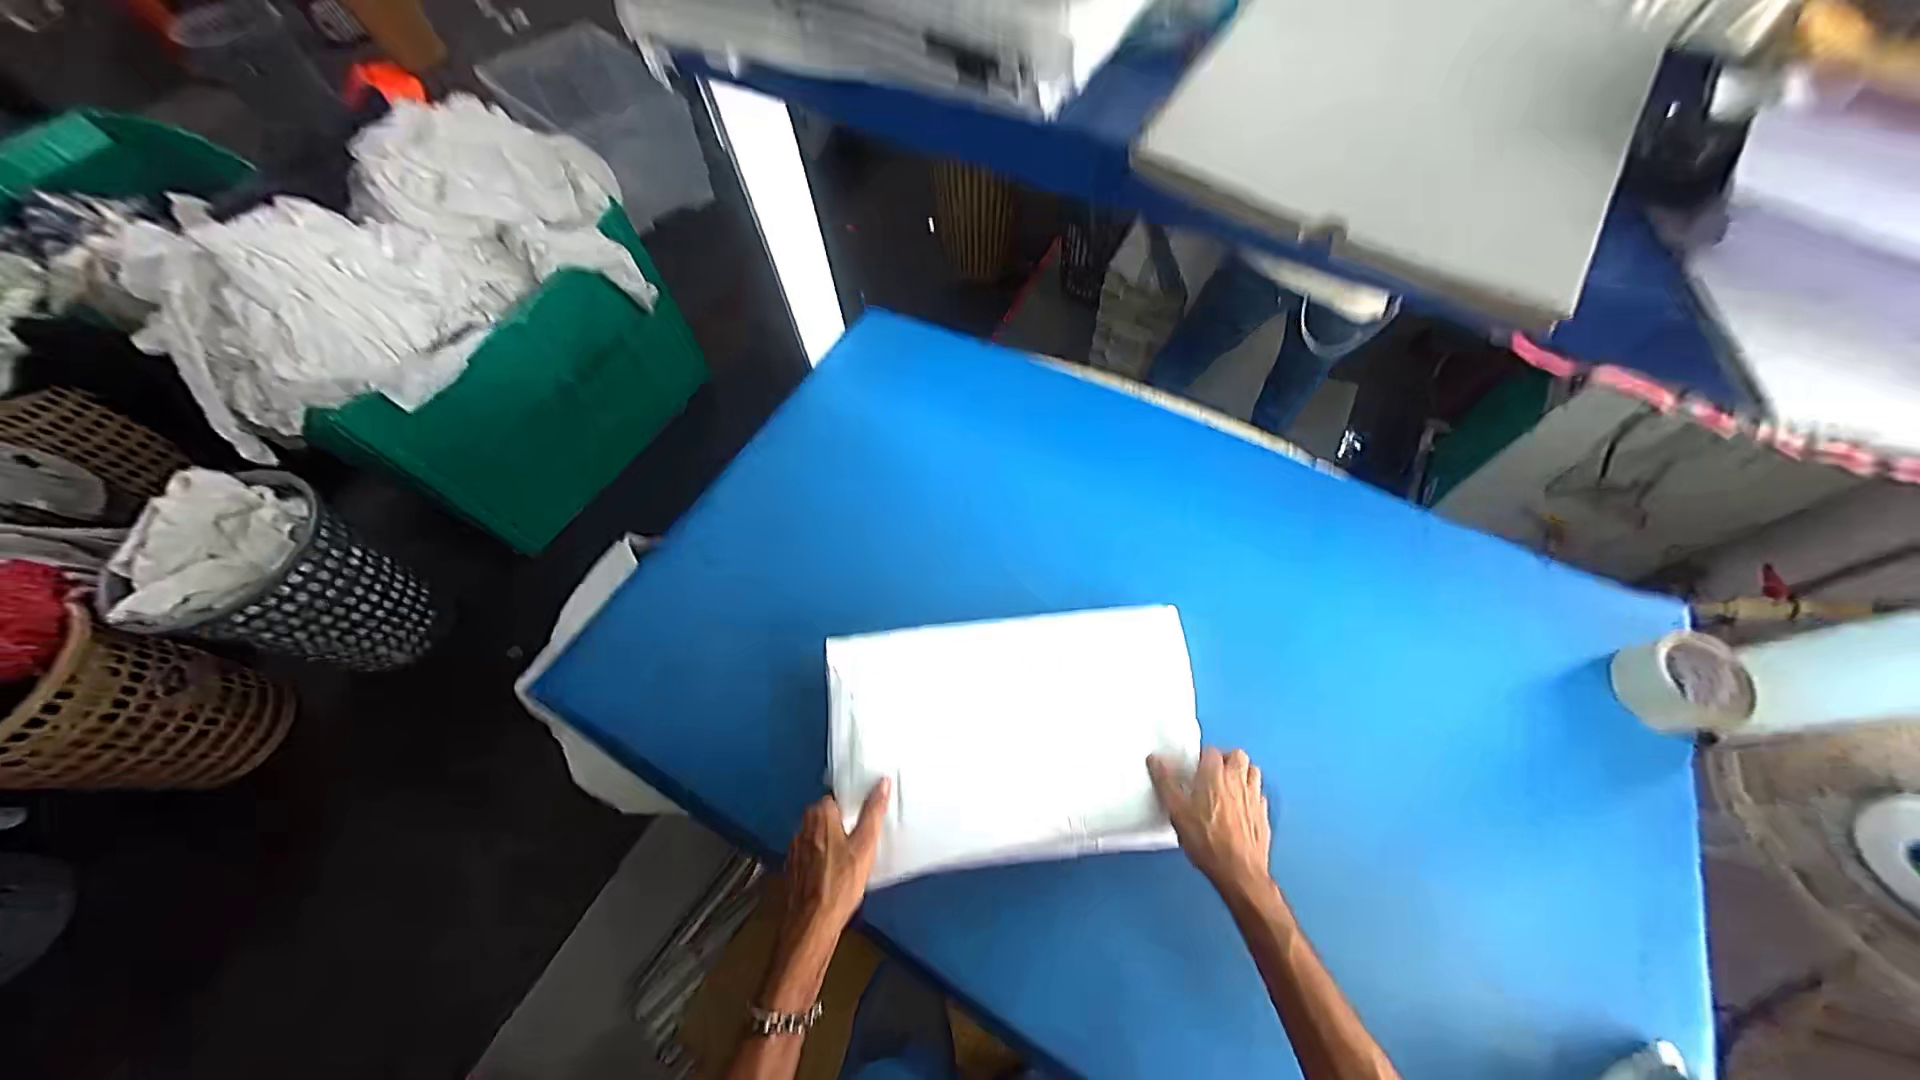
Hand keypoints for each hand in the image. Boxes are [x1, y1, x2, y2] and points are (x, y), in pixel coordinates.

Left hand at [783, 778, 890, 940]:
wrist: (811, 926)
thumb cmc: (840, 884)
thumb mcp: (865, 846)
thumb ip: (874, 812)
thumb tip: (882, 783)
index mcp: (819, 815)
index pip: (836, 799)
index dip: (851, 808)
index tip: (863, 820)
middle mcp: (802, 828)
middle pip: (825, 817)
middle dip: (841, 825)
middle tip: (859, 841)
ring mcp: (794, 850)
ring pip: (816, 837)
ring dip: (829, 843)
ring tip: (848, 861)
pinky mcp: (792, 870)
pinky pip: (809, 856)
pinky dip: (820, 861)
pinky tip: (832, 876)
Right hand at [1148, 747, 1272, 896]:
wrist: (1239, 871)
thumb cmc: (1205, 840)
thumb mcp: (1176, 811)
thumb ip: (1165, 782)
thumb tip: (1154, 759)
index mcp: (1215, 775)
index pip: (1210, 751)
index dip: (1201, 756)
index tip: (1193, 767)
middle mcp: (1238, 781)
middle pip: (1238, 755)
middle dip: (1226, 758)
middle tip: (1213, 772)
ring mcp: (1255, 797)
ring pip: (1253, 771)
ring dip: (1242, 773)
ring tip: (1228, 785)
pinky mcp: (1264, 815)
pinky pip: (1259, 795)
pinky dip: (1251, 794)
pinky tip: (1241, 807)